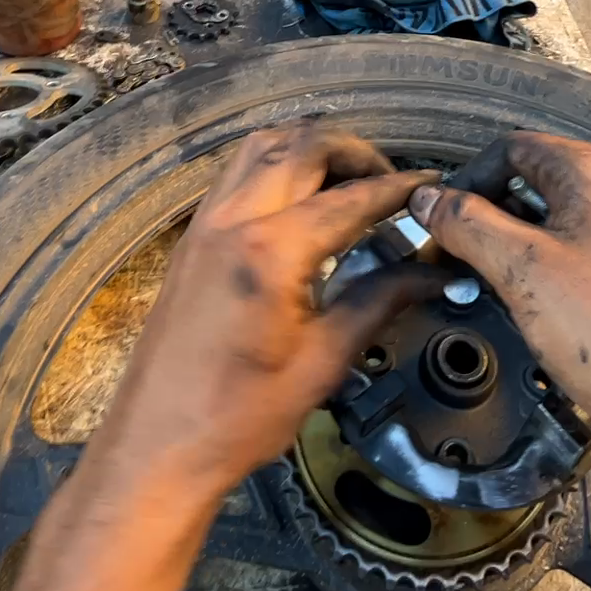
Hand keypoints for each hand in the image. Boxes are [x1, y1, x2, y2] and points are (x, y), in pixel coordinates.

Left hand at [19, 125, 441, 590]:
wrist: (156, 446)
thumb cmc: (241, 415)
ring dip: (310, 147)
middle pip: (303, 146)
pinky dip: (275, 162)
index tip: (429, 184)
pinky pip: (236, 169)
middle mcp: (234, 218)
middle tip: (388, 179)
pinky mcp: (192, 234)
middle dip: (355, 151)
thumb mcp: (324, 360)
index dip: (396, 187)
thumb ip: (381, 300)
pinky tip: (298, 194)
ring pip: (263, 145)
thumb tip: (434, 274)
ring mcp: (206, 221)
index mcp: (271, 251)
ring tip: (346, 177)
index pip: (349, 198)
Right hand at [409, 132, 590, 590]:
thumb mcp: (521, 269)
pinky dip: (535, 266)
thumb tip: (428, 200)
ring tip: (488, 283)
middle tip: (454, 254)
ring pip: (545, 217)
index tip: (440, 219)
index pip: (510, 148)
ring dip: (507, 244)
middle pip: (527, 180)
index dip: (467, 180)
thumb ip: (467, 224)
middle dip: (484, 215)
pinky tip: (524, 302)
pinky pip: (567, 248)